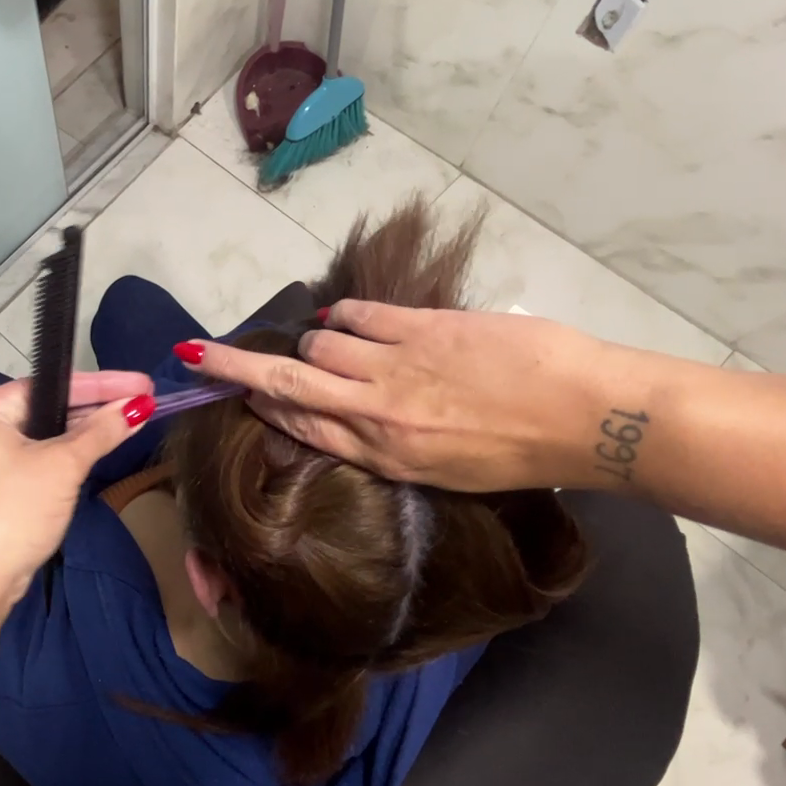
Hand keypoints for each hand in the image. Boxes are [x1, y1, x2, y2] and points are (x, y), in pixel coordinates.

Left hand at [0, 372, 154, 606]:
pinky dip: (70, 454)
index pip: (53, 385)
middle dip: (98, 406)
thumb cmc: (14, 511)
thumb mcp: (62, 466)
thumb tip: (139, 406)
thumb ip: (101, 432)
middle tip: (145, 399)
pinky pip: (41, 458)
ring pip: (47, 434)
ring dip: (87, 431)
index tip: (144, 383)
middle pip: (51, 407)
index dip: (103, 384)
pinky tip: (102, 447)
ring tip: (134, 418)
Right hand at [183, 300, 629, 491]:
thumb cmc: (518, 455)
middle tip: (198, 352)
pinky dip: (346, 314)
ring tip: (334, 342)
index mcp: (381, 454)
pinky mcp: (423, 327)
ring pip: (322, 341)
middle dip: (234, 365)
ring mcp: (395, 366)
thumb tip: (348, 409)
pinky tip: (348, 316)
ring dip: (318, 339)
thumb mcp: (440, 471)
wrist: (588, 417)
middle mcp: (375, 412)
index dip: (262, 403)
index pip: (300, 423)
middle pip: (286, 380)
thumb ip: (386, 443)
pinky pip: (360, 313)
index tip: (240, 390)